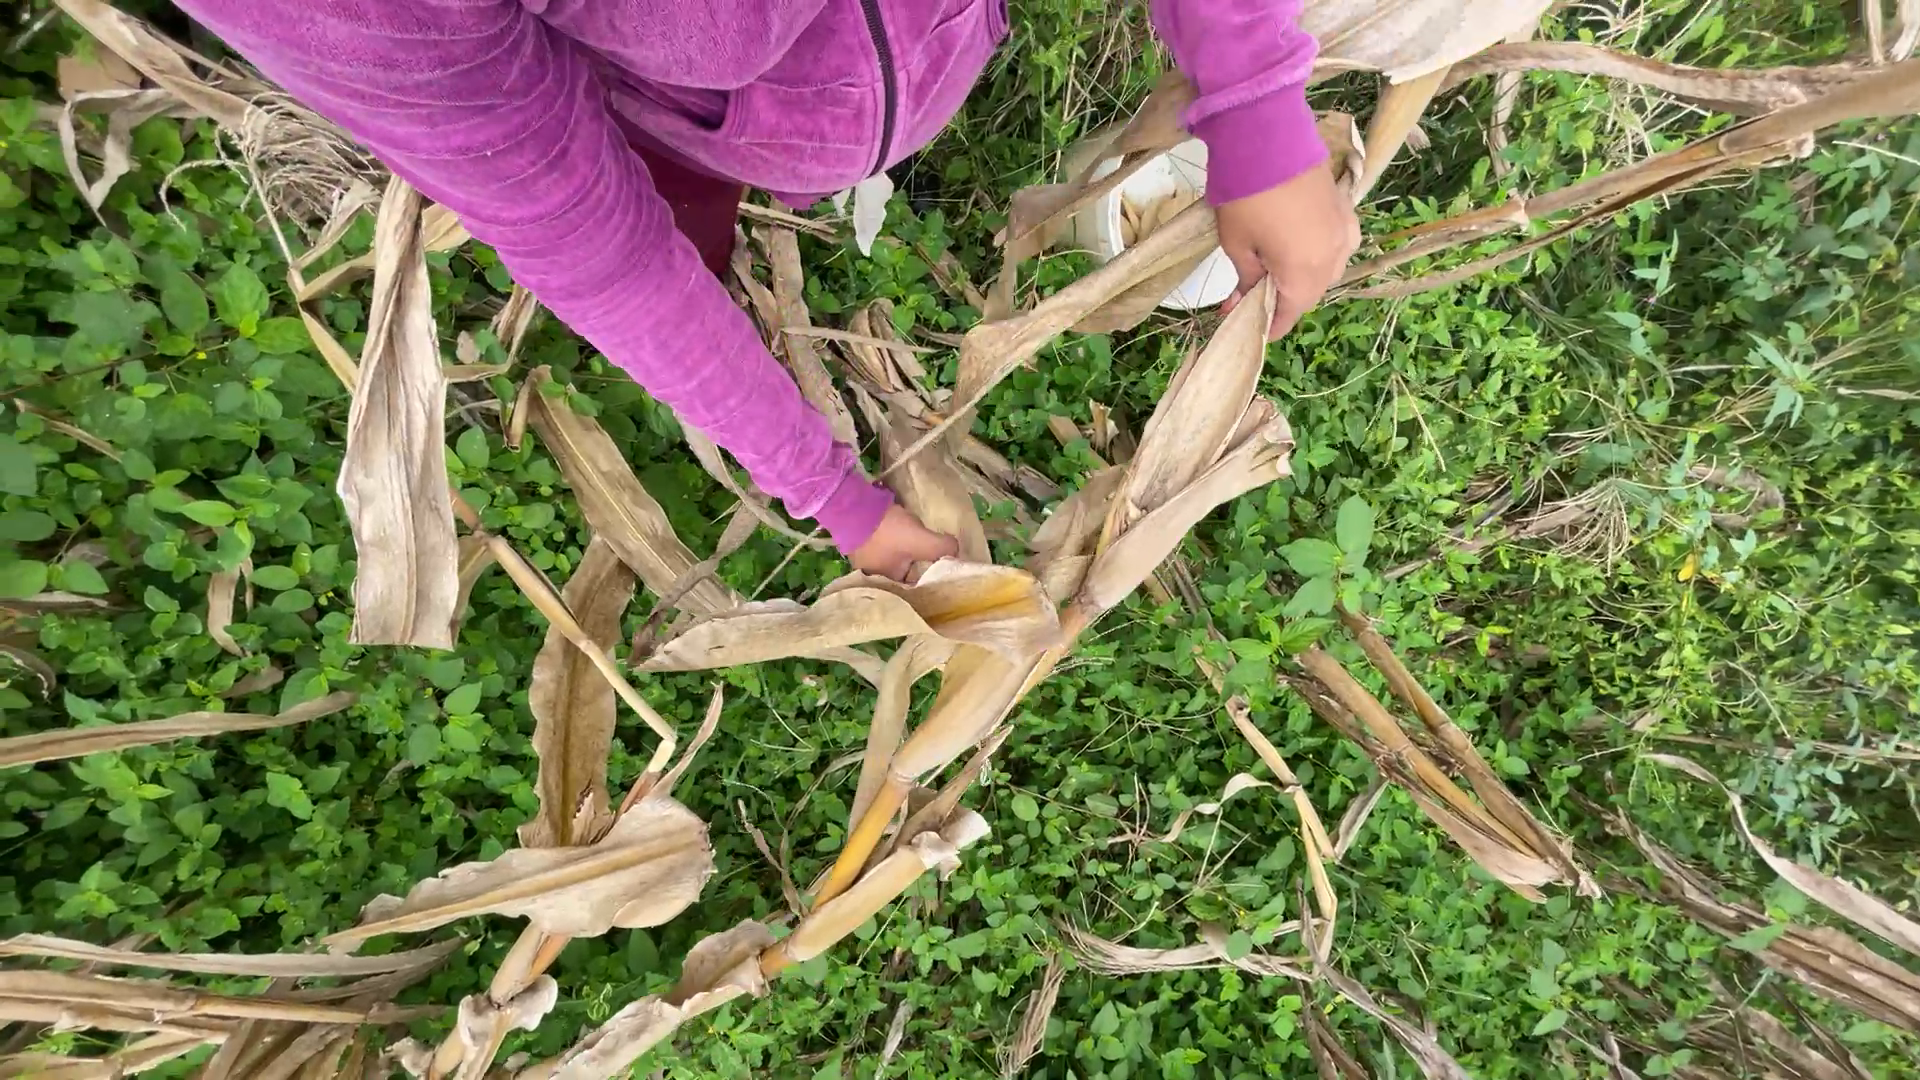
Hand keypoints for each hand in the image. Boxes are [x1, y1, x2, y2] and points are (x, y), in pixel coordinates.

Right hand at [849, 505, 958, 582]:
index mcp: (889, 582)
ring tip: (918, 538)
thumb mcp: (922, 541)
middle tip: (932, 550)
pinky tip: (901, 530)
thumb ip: (943, 548)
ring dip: (904, 549)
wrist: (852, 506)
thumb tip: (956, 549)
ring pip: (892, 558)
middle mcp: (873, 575)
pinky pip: (882, 545)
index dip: (930, 576)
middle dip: (917, 562)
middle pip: (903, 571)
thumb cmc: (888, 532)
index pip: (915, 585)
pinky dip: (892, 539)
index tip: (943, 566)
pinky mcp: (858, 542)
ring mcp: (863, 559)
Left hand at [1216, 162, 1360, 339]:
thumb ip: (1245, 280)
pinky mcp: (1346, 210)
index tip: (1248, 328)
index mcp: (1306, 273)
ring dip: (1301, 279)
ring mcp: (1345, 231)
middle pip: (1310, 295)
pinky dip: (1318, 256)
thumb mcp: (1238, 247)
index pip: (1290, 314)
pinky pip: (1337, 246)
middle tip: (1251, 298)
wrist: (1268, 137)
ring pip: (1326, 272)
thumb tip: (1238, 305)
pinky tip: (1298, 252)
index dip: (1268, 326)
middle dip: (1283, 302)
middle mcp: (1334, 257)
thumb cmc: (1245, 198)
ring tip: (1271, 275)